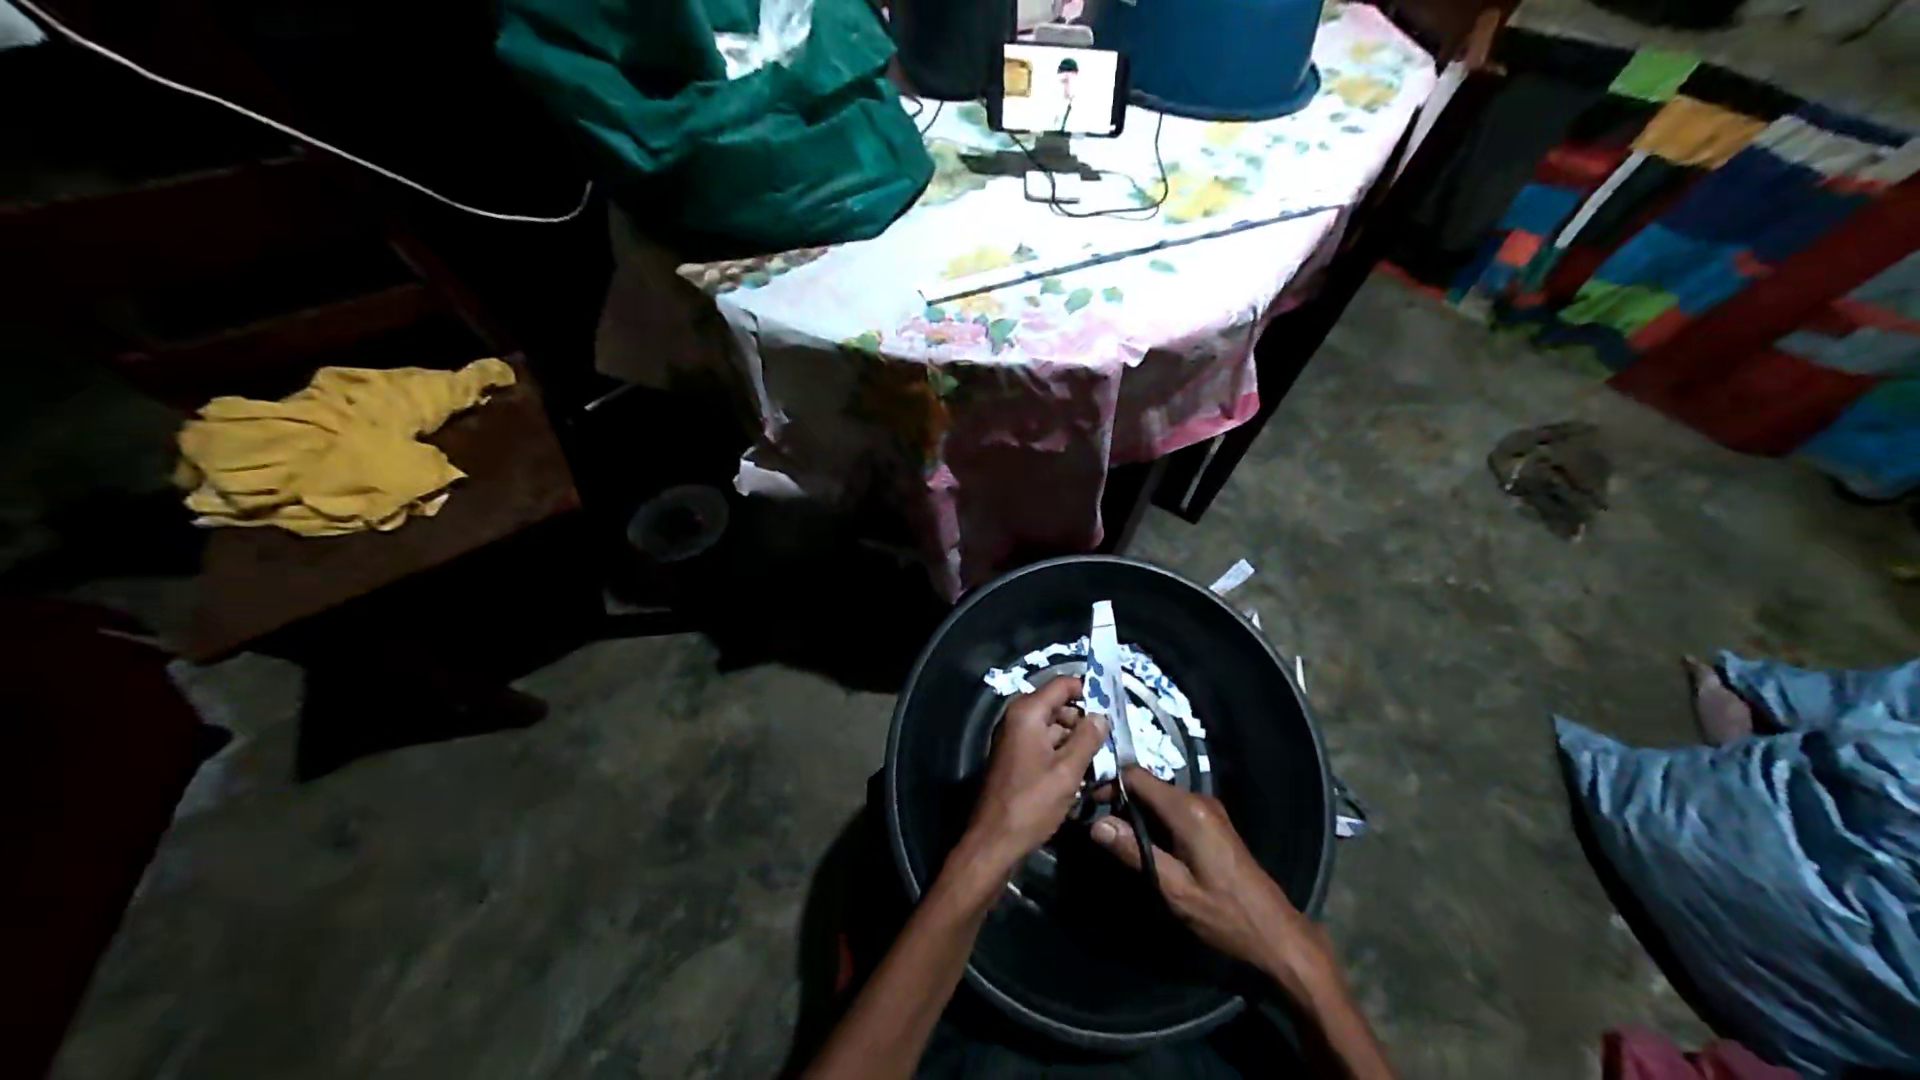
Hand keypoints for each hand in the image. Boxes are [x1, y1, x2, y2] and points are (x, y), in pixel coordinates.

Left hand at [966, 676, 1108, 868]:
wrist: (994, 840)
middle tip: (1111, 741)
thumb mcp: (1067, 771)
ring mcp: (1014, 738)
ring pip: (1053, 728)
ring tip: (1101, 762)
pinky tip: (1081, 774)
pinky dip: (1062, 754)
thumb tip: (1101, 716)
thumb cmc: (1031, 803)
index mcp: (1027, 712)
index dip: (1089, 690)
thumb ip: (1087, 738)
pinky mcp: (1015, 757)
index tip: (1114, 705)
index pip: (1063, 684)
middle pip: (1059, 706)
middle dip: (1085, 721)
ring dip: (1076, 742)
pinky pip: (1044, 745)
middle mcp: (1017, 718)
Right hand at [1090, 767, 1336, 999]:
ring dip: (1136, 812)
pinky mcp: (1212, 823)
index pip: (1137, 776)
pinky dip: (1153, 819)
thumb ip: (1134, 852)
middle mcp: (1198, 800)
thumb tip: (1095, 825)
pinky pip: (1173, 809)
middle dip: (1120, 800)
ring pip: (1159, 797)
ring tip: (1115, 838)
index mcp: (1187, 810)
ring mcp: (1208, 810)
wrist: (1277, 933)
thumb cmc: (1224, 914)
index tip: (1089, 805)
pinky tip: (1145, 844)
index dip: (1109, 784)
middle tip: (1097, 826)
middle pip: (1147, 785)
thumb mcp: (1174, 888)